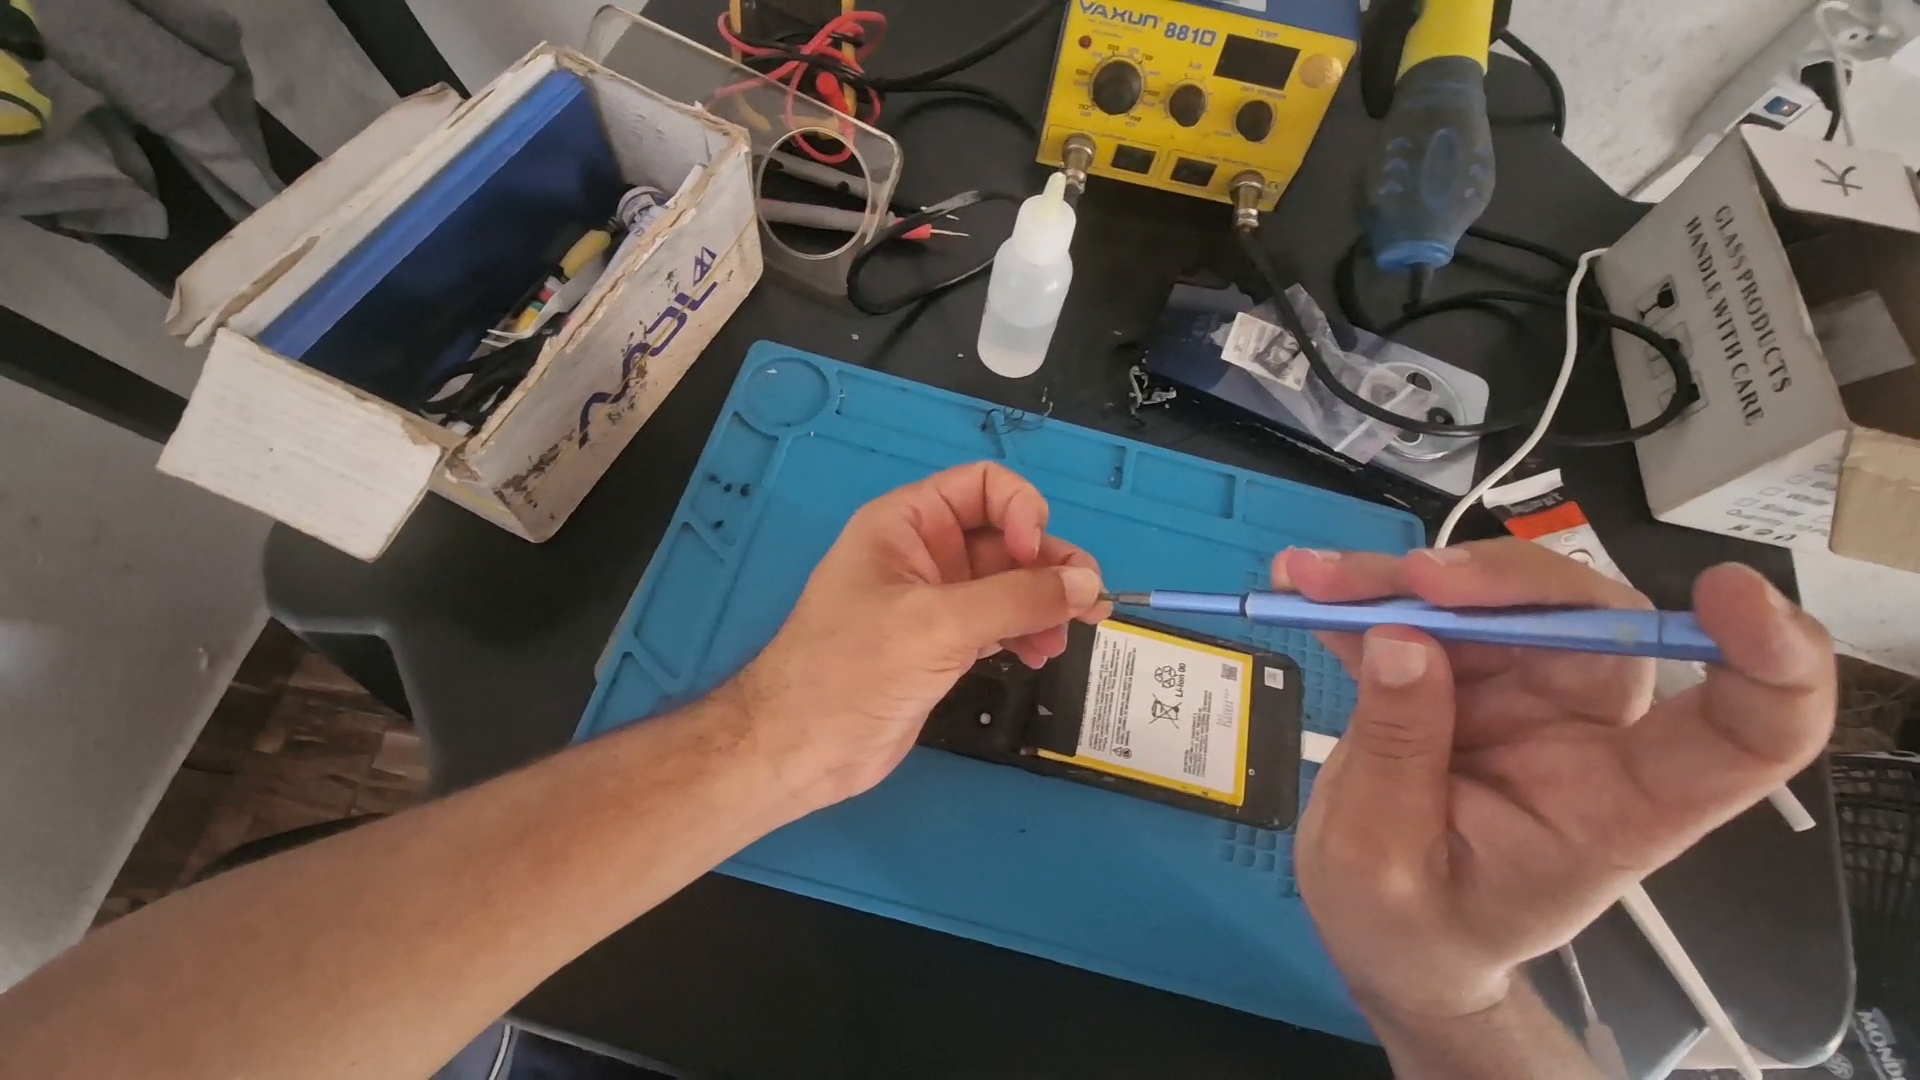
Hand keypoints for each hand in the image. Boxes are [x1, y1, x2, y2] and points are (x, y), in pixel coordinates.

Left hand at [732, 463, 1109, 812]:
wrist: (800, 749)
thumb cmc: (853, 670)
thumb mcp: (937, 625)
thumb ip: (1016, 598)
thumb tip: (1087, 583)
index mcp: (907, 523)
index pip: (983, 487)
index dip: (1021, 511)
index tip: (1037, 556)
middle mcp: (924, 553)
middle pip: (1005, 537)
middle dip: (1048, 565)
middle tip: (1088, 601)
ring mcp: (935, 601)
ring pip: (1009, 583)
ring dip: (1045, 602)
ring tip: (1071, 634)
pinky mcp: (943, 644)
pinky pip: (1000, 622)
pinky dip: (1026, 631)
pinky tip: (1041, 654)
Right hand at [1283, 540, 1834, 1022]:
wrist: (1383, 935)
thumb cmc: (1409, 925)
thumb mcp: (1385, 857)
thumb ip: (1398, 752)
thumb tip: (1402, 638)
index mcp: (1612, 804)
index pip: (1737, 734)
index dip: (1765, 659)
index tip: (1727, 589)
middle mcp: (1577, 734)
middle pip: (1579, 624)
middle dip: (1493, 583)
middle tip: (1402, 580)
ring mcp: (1510, 700)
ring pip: (1480, 602)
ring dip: (1392, 581)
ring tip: (1309, 579)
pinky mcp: (1447, 680)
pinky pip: (1411, 618)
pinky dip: (1357, 597)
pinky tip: (1299, 585)